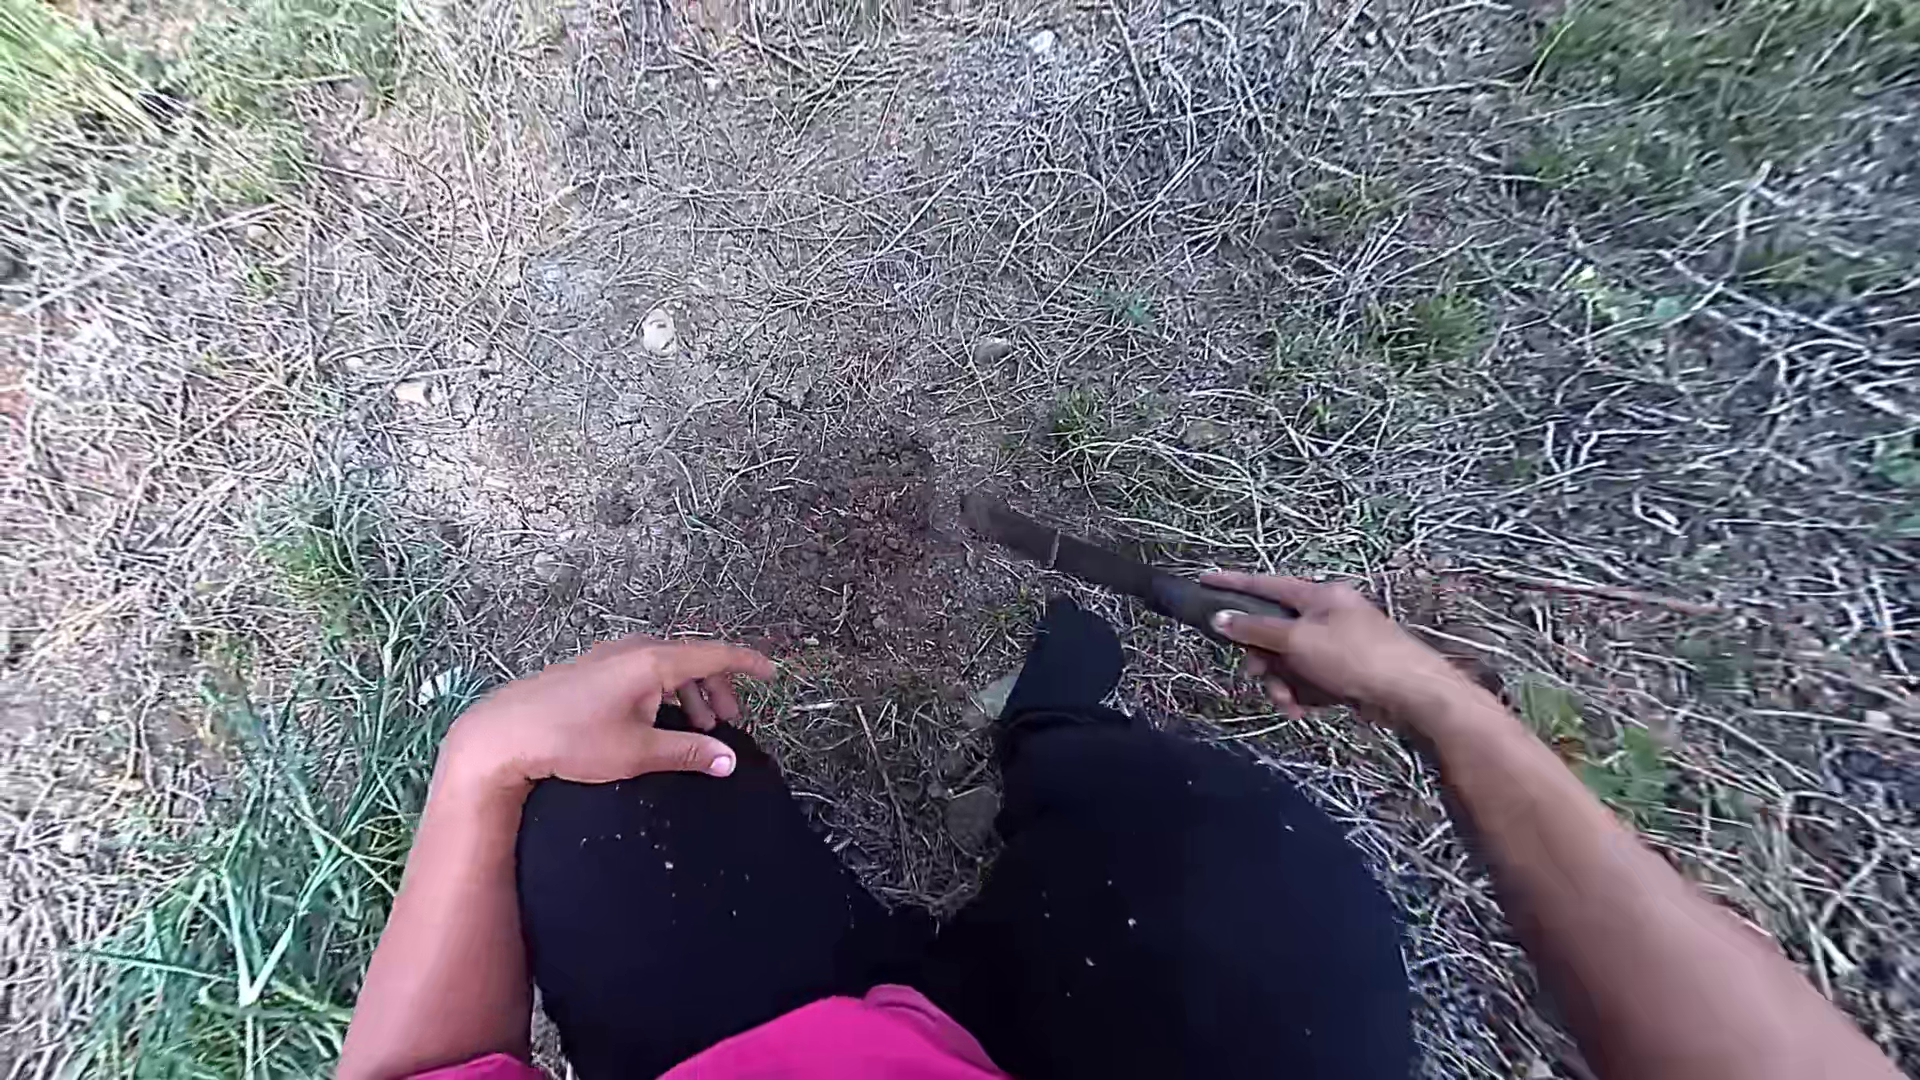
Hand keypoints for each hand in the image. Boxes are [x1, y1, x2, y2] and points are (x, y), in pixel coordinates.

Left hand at [438, 636, 776, 794]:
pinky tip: (659, 716)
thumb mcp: (637, 752)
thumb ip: (690, 752)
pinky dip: (668, 688)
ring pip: (672, 664)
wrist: (498, 734)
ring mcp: (616, 653)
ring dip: (692, 691)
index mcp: (656, 661)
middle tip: (728, 721)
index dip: (749, 663)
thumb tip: (731, 762)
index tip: (773, 673)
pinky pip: (649, 667)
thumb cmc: (571, 740)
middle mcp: (640, 648)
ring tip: (696, 725)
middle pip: (696, 659)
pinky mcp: (598, 665)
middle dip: (719, 688)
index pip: (718, 654)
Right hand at [1202, 573, 1478, 724]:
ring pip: (1288, 658)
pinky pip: (1308, 677)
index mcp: (1318, 596)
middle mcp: (1327, 614)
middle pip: (1274, 629)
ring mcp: (1337, 643)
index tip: (1203, 580)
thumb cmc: (1354, 657)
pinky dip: (1301, 692)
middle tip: (1256, 672)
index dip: (1231, 583)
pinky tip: (1304, 708)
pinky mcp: (1346, 671)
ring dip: (1281, 681)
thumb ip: (1255, 629)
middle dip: (1262, 656)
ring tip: (1287, 700)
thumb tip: (1219, 618)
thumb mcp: (1297, 641)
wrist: (1417, 697)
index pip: (1264, 584)